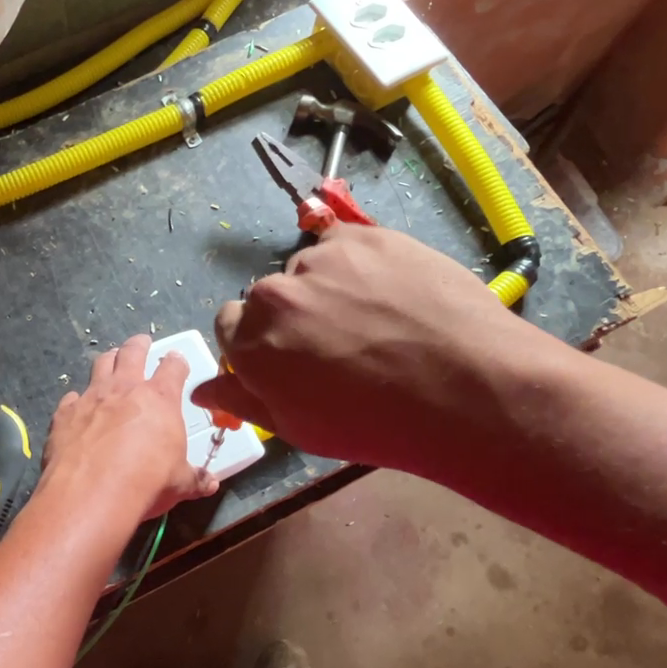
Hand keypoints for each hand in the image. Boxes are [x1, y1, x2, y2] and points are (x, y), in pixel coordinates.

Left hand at [43, 334, 217, 519]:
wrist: (91, 494)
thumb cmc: (147, 483)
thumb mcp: (179, 484)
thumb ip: (194, 479)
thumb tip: (211, 484)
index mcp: (159, 399)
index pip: (173, 368)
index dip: (176, 362)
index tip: (176, 361)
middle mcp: (124, 389)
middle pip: (132, 352)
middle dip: (139, 345)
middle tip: (142, 342)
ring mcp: (91, 398)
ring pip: (100, 365)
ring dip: (108, 361)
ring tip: (111, 361)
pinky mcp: (64, 414)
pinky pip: (71, 398)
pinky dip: (77, 400)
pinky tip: (77, 407)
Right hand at [191, 222, 570, 481]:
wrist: (465, 388)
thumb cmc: (376, 424)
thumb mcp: (298, 429)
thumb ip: (243, 401)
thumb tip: (200, 387)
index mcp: (250, 345)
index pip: (227, 326)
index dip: (255, 344)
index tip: (287, 358)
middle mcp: (274, 297)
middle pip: (266, 298)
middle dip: (289, 317)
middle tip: (335, 344)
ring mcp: (320, 263)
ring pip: (307, 271)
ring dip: (324, 289)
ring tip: (372, 320)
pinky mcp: (365, 238)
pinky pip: (344, 248)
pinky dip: (358, 267)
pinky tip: (390, 296)